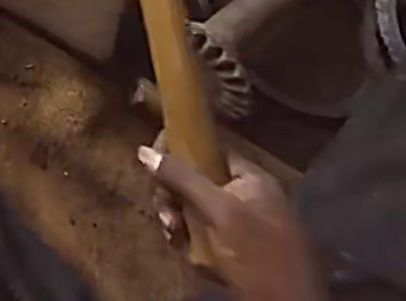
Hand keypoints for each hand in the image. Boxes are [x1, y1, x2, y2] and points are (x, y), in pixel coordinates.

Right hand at [139, 145, 324, 300]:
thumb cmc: (262, 257)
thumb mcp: (221, 213)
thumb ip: (184, 179)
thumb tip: (144, 150)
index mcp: (252, 180)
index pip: (209, 149)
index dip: (180, 149)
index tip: (156, 160)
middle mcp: (248, 199)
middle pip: (197, 180)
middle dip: (175, 192)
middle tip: (165, 209)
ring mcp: (243, 230)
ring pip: (197, 210)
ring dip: (178, 217)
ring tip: (172, 232)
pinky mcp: (236, 257)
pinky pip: (203, 237)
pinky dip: (189, 240)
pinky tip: (182, 249)